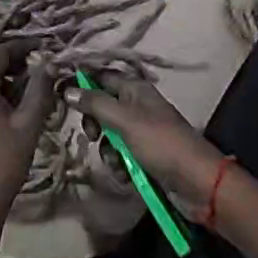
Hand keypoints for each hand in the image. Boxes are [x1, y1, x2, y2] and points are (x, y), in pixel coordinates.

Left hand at [0, 41, 50, 229]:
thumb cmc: (3, 161)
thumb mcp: (28, 123)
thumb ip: (40, 89)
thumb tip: (50, 63)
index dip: (22, 47)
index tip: (44, 47)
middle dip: (18, 65)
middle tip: (44, 71)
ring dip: (9, 82)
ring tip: (35, 91)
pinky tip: (16, 109)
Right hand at [63, 78, 222, 210]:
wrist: (196, 181)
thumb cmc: (160, 143)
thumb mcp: (125, 120)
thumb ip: (96, 104)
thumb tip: (68, 88)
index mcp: (136, 89)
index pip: (102, 77)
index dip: (83, 84)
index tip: (61, 95)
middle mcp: (138, 105)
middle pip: (103, 107)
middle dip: (95, 124)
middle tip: (94, 136)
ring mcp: (142, 131)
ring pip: (110, 135)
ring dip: (108, 150)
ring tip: (116, 162)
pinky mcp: (145, 154)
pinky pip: (121, 154)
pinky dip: (120, 164)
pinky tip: (125, 174)